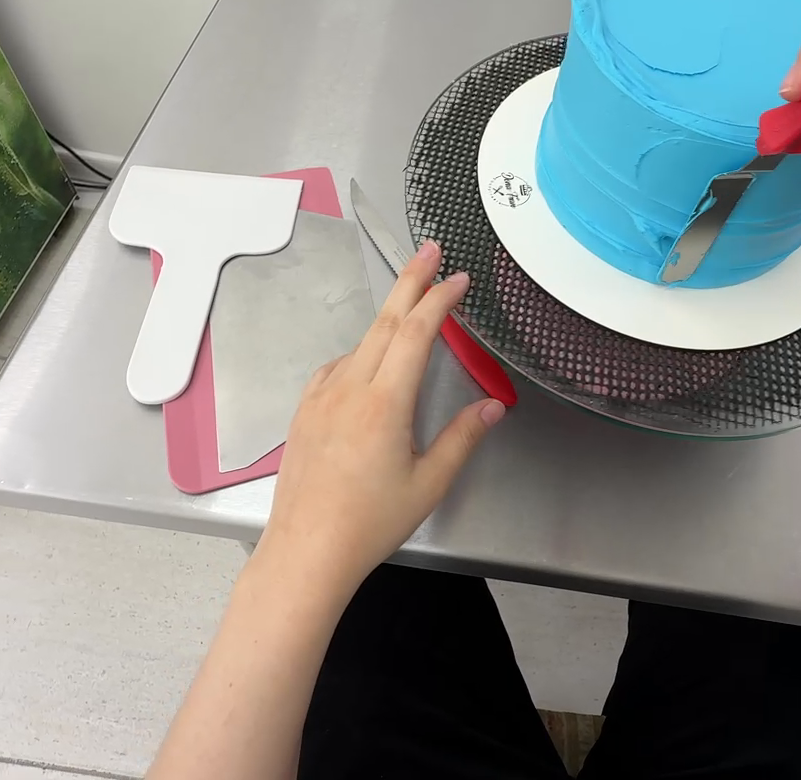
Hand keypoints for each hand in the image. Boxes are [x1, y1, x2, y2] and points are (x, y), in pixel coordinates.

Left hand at [257, 241, 504, 596]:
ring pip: (362, 341)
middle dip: (411, 280)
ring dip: (389, 315)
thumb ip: (463, 437)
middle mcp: (351, 387)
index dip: (439, 299)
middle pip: (385, 320)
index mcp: (385, 402)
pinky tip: (371, 360)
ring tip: (412, 301)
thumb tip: (494, 406)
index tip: (458, 278)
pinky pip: (338, 365)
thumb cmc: (371, 522)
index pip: (416, 333)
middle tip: (430, 249)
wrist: (306, 551)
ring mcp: (322, 395)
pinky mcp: (306, 409)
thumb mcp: (429, 483)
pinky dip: (362, 350)